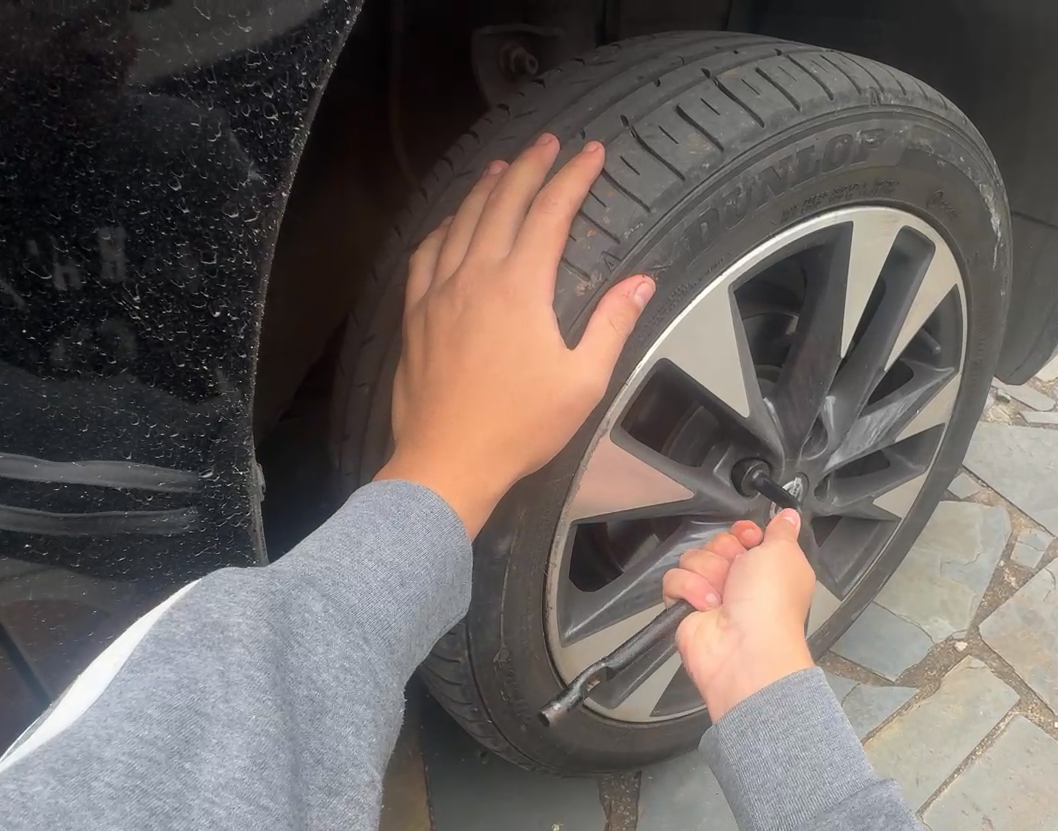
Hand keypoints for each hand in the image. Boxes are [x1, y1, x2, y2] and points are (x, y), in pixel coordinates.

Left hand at [376, 133, 655, 535]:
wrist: (449, 461)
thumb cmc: (521, 427)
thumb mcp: (583, 383)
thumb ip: (612, 326)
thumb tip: (642, 283)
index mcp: (521, 288)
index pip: (551, 214)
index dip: (574, 178)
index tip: (593, 153)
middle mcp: (476, 275)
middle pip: (503, 203)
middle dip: (530, 167)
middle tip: (549, 144)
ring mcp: (439, 291)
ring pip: (462, 220)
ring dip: (486, 188)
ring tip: (503, 168)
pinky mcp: (416, 313)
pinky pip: (426, 253)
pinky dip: (443, 226)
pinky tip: (451, 222)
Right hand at [662, 510, 816, 721]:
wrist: (745, 647)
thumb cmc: (772, 601)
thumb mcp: (785, 554)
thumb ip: (783, 530)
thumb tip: (789, 515)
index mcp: (768, 566)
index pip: (744, 533)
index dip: (744, 532)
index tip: (749, 539)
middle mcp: (741, 580)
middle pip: (716, 543)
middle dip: (724, 553)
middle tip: (737, 574)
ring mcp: (712, 594)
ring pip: (693, 558)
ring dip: (707, 573)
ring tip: (721, 597)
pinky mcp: (685, 607)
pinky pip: (673, 579)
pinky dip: (689, 590)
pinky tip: (705, 607)